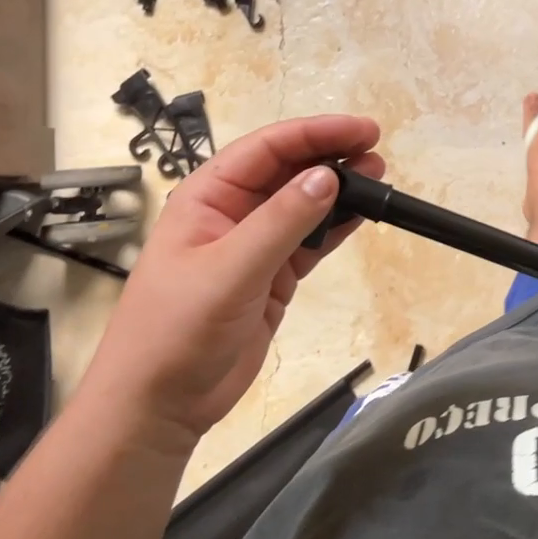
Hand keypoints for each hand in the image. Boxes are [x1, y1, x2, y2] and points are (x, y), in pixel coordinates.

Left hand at [73, 115, 381, 453]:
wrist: (158, 406)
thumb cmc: (177, 330)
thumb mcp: (230, 270)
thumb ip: (282, 222)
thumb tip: (330, 176)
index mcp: (209, 195)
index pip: (268, 148)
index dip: (317, 133)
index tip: (363, 131)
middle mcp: (234, 211)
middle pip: (290, 169)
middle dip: (332, 156)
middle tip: (377, 154)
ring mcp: (256, 244)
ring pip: (305, 203)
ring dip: (340, 191)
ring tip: (379, 180)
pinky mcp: (274, 275)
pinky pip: (312, 240)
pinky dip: (338, 227)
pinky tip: (364, 216)